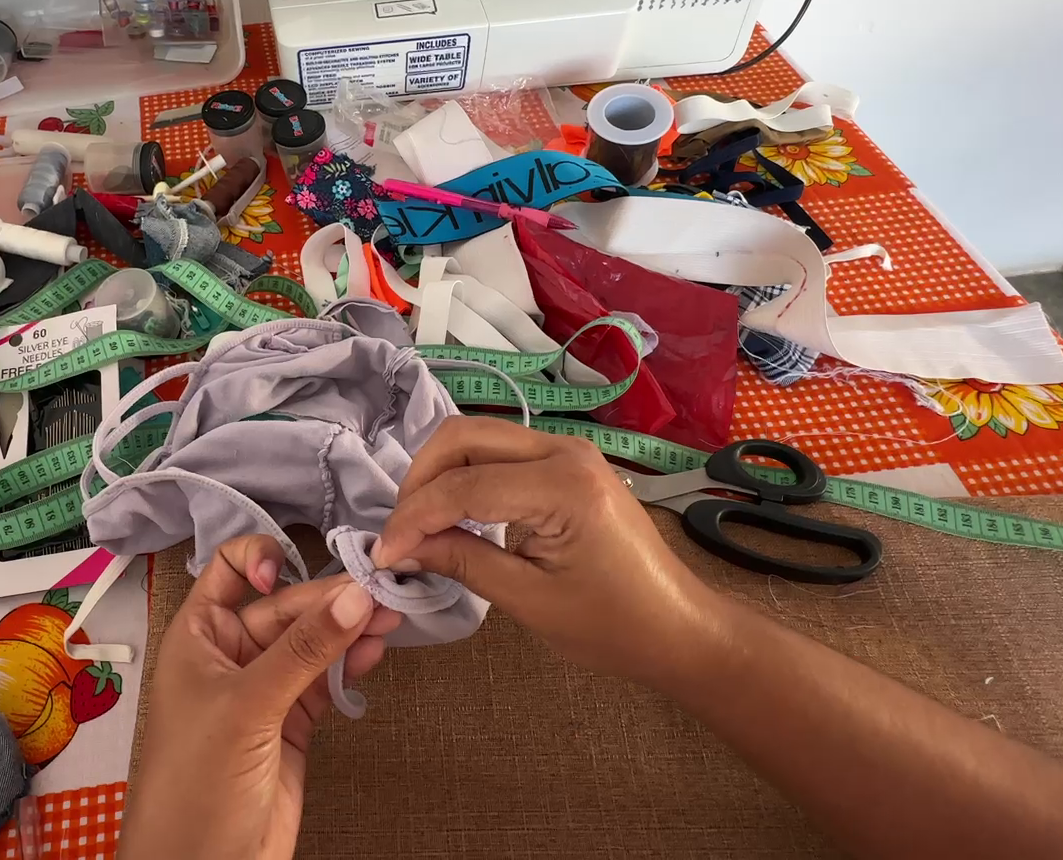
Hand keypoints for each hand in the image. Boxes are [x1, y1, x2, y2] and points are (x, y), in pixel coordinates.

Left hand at [121, 535, 401, 859]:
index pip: (229, 569)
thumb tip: (354, 596)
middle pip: (286, 606)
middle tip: (377, 592)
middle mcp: (231, 652)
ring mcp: (265, 686)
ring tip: (389, 614)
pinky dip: (350, 661)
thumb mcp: (247, 707)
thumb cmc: (196, 784)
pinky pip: (325, 676)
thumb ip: (304, 650)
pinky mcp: (293, 719)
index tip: (290, 570)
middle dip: (328, 599)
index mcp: (200, 634)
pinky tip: (374, 647)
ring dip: (347, 626)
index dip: (260, 558)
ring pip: (311, 640)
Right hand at [372, 416, 714, 681]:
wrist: (679, 627)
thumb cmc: (613, 625)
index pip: (465, 486)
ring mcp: (566, 447)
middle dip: (420, 479)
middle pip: (464, 436)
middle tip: (399, 531)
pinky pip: (497, 451)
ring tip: (418, 522)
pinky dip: (464, 475)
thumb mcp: (529, 600)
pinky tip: (451, 510)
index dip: (414, 517)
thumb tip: (399, 548)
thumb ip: (461, 562)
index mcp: (564, 485)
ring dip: (438, 472)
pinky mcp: (563, 458)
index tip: (382, 553)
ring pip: (477, 436)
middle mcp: (564, 448)